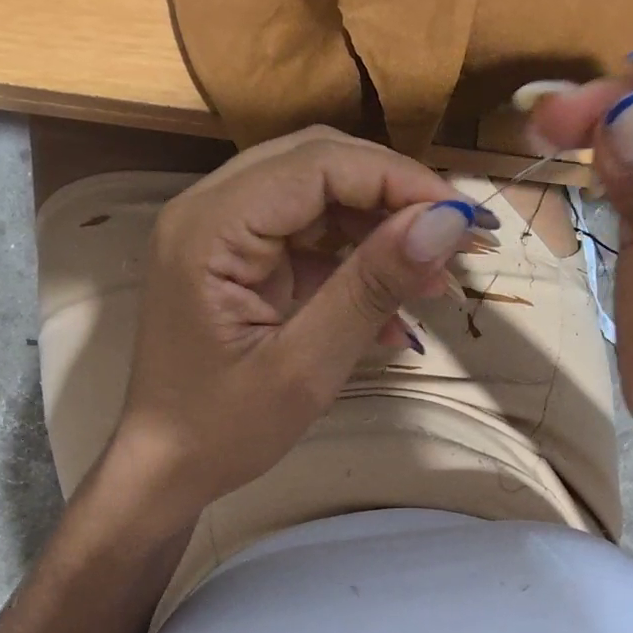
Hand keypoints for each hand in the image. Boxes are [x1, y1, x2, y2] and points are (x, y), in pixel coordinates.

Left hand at [109, 125, 483, 509]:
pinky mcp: (236, 262)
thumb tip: (445, 224)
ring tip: (434, 283)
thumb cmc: (223, 430)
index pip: (317, 164)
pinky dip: (353, 267)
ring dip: (379, 234)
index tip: (464, 221)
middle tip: (457, 243)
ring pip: (317, 201)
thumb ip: (370, 287)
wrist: (168, 468)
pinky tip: (393, 313)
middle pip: (317, 168)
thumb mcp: (304, 366)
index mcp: (209, 228)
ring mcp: (220, 235)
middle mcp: (208, 211)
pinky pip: (306, 242)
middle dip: (393, 200)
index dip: (398, 180)